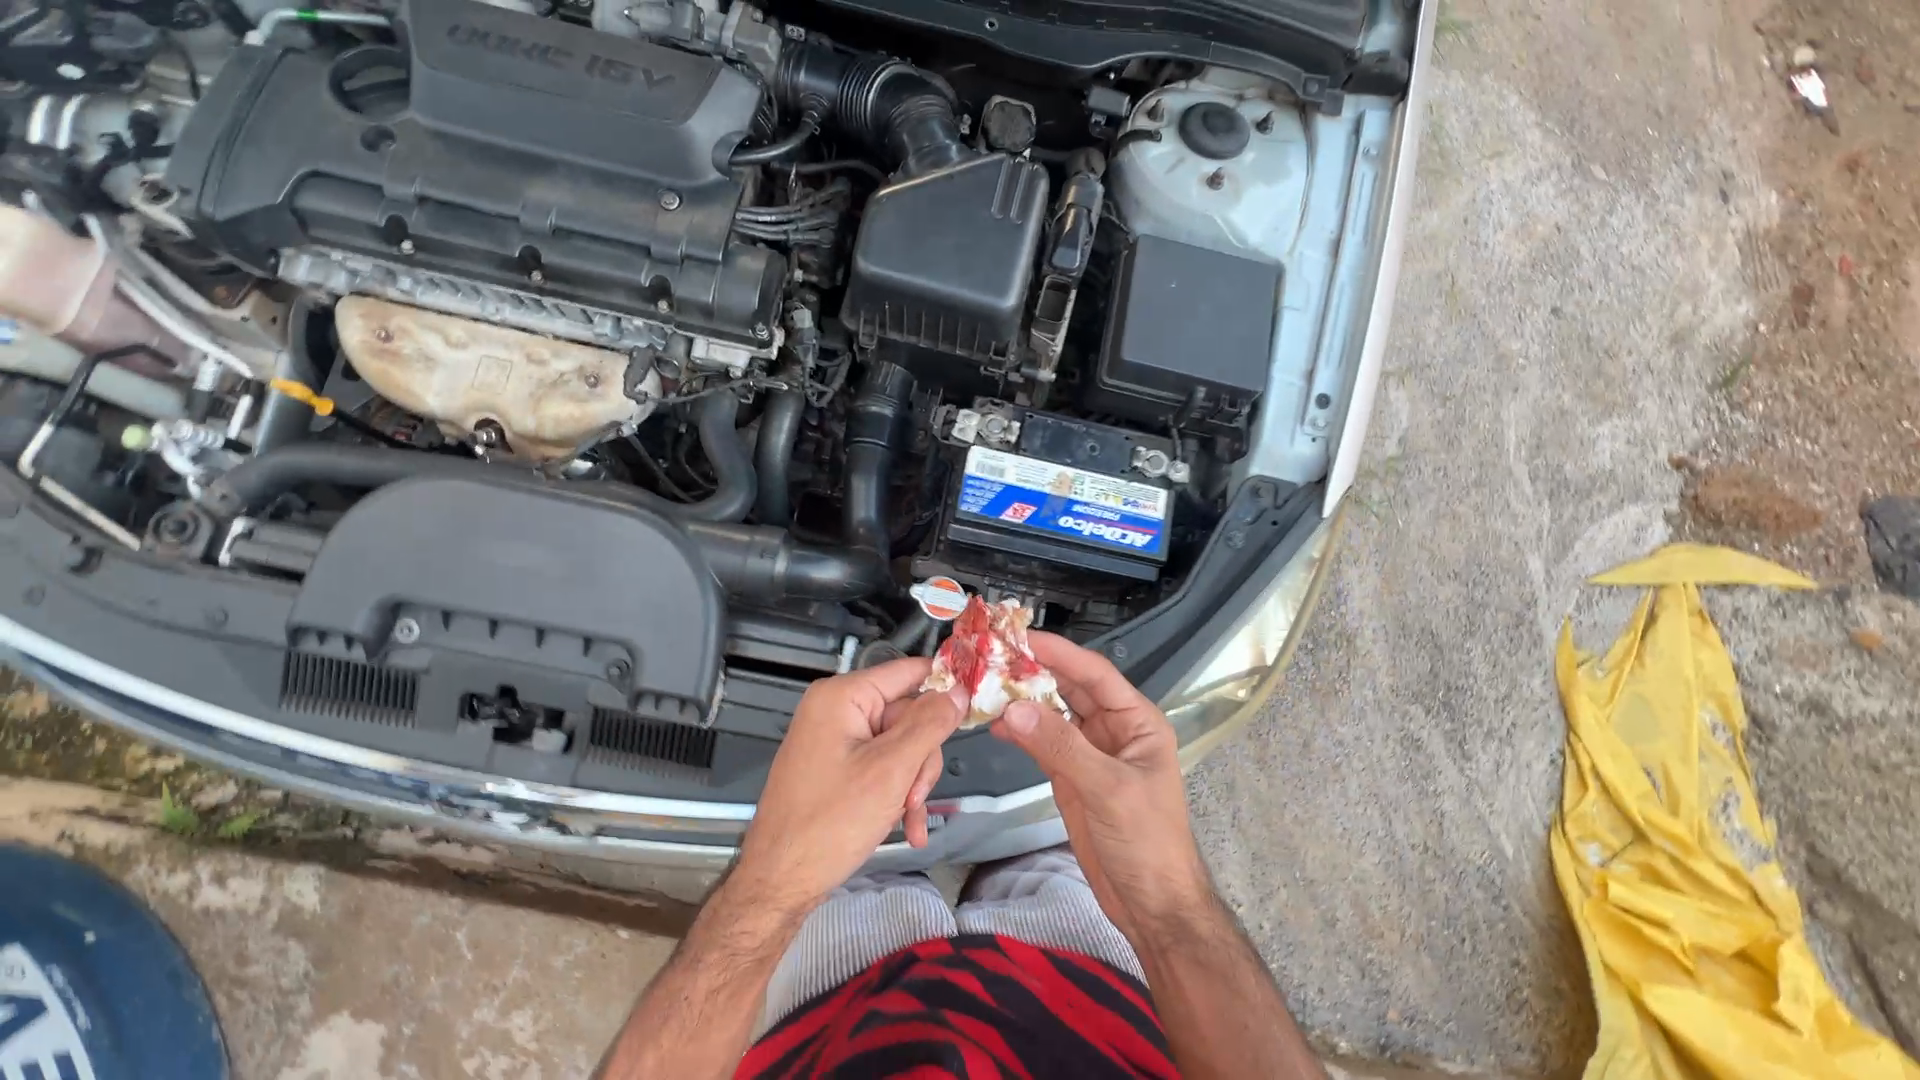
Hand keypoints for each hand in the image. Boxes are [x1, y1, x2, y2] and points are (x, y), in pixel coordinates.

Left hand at [734, 657, 966, 918]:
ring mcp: (836, 740)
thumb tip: (959, 692)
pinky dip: (896, 794)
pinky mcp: (837, 768)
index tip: (975, 712)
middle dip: (921, 758)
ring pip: (900, 746)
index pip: (909, 672)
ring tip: (909, 819)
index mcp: (844, 696)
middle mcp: (837, 709)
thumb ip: (929, 725)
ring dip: (913, 783)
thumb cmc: (831, 822)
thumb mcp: (891, 770)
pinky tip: (908, 828)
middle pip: (908, 715)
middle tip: (915, 796)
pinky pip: (881, 767)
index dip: (944, 689)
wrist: (780, 882)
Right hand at [993, 633, 1210, 939]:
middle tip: (993, 656)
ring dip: (1022, 700)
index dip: (1060, 652)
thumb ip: (1062, 747)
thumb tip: (1015, 709)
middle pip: (1070, 688)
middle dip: (1034, 671)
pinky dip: (1019, 732)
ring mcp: (1089, 753)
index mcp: (1137, 722)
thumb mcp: (1109, 789)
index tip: (1022, 637)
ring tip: (985, 684)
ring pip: (1052, 714)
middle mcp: (1113, 730)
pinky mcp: (1070, 777)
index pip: (1094, 674)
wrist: (1151, 905)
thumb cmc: (1148, 843)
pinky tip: (995, 724)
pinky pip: (1042, 743)